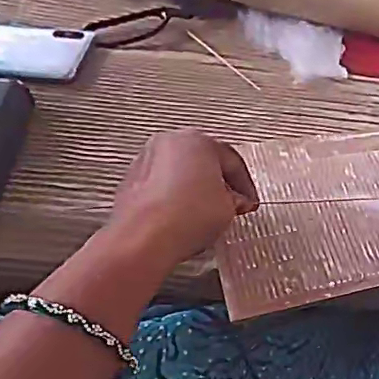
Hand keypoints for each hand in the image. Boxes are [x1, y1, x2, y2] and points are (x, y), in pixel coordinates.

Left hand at [106, 130, 259, 264]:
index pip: (232, 160)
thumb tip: (231, 201)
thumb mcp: (228, 208)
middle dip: (218, 185)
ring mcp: (146, 161)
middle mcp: (169, 143)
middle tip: (231, 206)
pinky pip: (161, 188)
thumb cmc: (184, 216)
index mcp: (198, 141)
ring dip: (195, 191)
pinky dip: (173, 200)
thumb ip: (234, 200)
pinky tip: (182, 220)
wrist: (144, 237)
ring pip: (179, 174)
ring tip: (205, 216)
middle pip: (203, 162)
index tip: (248, 201)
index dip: (245, 185)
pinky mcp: (130, 183)